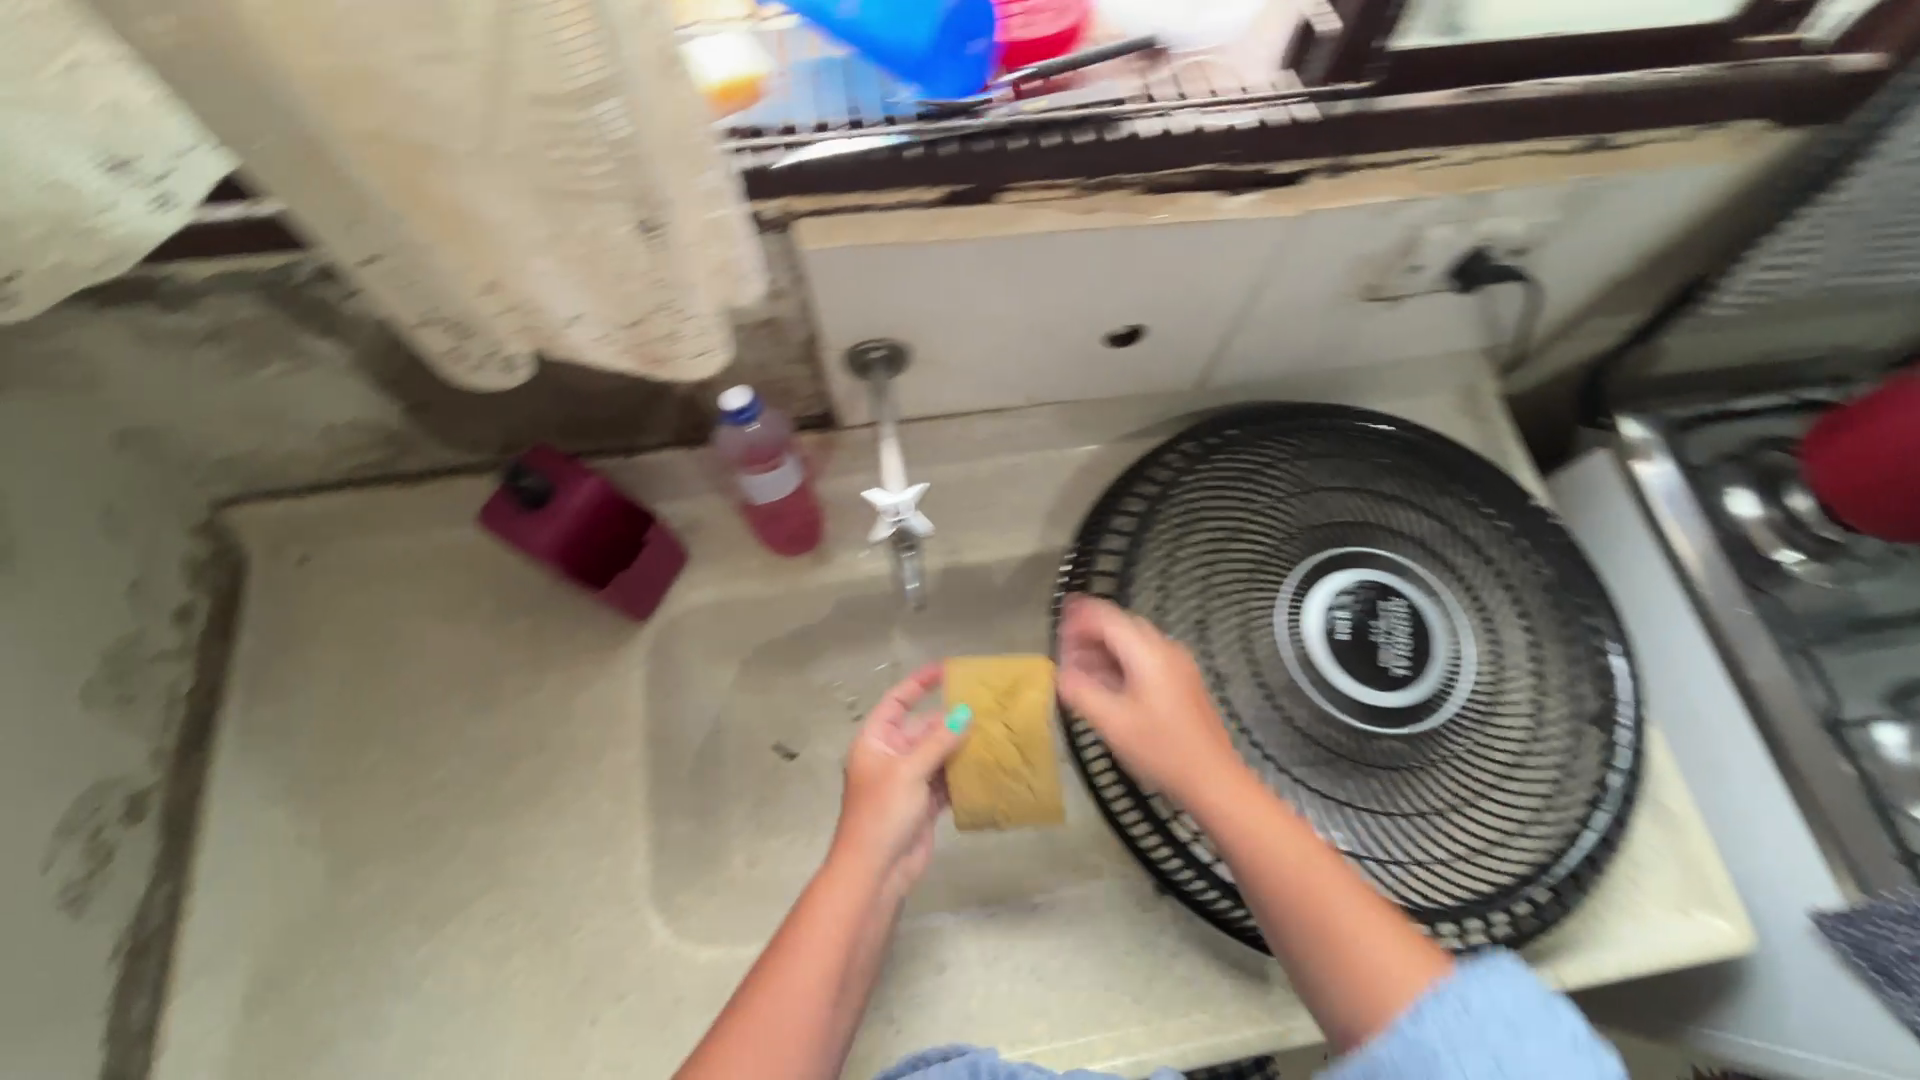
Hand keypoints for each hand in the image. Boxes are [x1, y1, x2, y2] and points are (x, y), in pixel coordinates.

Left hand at [830, 663, 968, 896]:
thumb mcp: (908, 771)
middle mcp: (890, 756)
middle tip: (986, 709)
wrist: (876, 871)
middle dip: (950, 720)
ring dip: (960, 747)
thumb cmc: (883, 813)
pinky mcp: (923, 804)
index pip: (897, 702)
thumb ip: (938, 741)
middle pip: (922, 728)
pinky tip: (988, 766)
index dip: (919, 684)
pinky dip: (962, 774)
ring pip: (937, 755)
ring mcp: (907, 781)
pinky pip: (945, 780)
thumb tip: (964, 714)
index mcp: (875, 741)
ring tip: (994, 733)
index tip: (946, 670)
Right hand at [1057, 594, 1245, 801]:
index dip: (1079, 618)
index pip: (1108, 617)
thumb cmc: (1161, 750)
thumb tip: (1060, 673)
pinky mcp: (1182, 682)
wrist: (1214, 780)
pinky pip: (1145, 659)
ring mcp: (1178, 665)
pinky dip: (1120, 663)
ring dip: (1104, 650)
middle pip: (1121, 626)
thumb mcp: (1112, 723)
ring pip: (1133, 643)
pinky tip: (1105, 686)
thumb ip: (1080, 692)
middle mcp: (1166, 650)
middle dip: (1089, 634)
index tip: (1056, 630)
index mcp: (1149, 653)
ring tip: (1078, 671)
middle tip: (1063, 653)